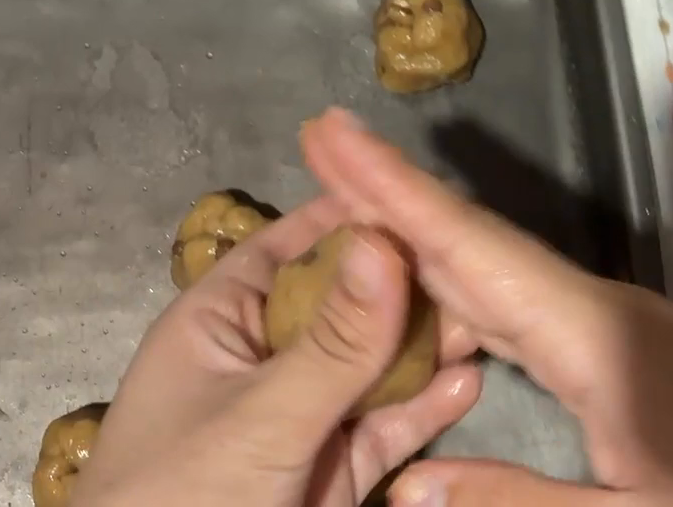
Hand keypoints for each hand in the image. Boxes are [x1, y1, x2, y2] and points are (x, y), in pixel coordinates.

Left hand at [77, 193, 482, 506]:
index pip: (295, 244)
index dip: (354, 216)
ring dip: (426, 344)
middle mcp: (265, 355)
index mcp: (224, 317)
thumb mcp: (258, 418)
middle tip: (474, 264)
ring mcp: (300, 415)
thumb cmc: (186, 499)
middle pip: (344, 303)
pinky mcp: (330, 471)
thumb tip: (386, 238)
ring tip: (486, 321)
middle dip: (405, 285)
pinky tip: (470, 386)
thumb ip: (331, 338)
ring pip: (371, 364)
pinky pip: (383, 427)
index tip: (423, 196)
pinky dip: (424, 408)